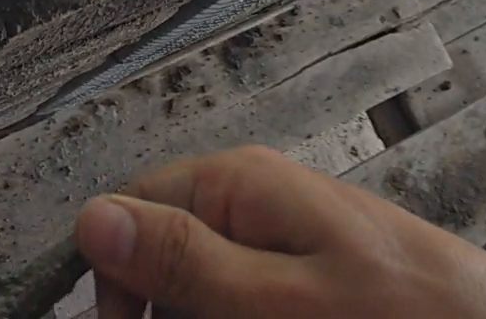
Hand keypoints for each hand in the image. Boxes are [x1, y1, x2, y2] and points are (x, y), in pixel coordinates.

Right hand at [74, 146, 485, 318]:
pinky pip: (246, 286)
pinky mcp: (308, 260)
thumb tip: (91, 217)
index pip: (130, 209)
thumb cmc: (394, 316)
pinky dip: (239, 310)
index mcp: (233, 181)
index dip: (118, 281)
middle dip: (167, 304)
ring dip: (203, 312)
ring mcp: (283, 225)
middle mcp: (250, 191)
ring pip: (204, 277)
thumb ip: (183, 259)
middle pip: (165, 245)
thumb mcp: (276, 301)